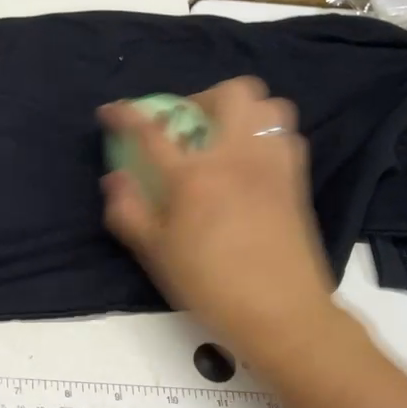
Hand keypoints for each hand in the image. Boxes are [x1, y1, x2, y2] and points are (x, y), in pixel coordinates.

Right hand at [99, 77, 346, 371]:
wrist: (282, 314)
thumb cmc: (210, 285)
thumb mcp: (155, 253)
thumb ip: (128, 210)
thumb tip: (114, 179)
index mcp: (194, 175)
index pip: (152, 130)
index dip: (126, 114)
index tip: (110, 112)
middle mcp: (237, 157)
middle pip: (232, 93)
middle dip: (200, 98)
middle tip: (183, 125)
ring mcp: (273, 165)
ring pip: (268, 106)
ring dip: (240, 111)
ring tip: (220, 138)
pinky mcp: (296, 181)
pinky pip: (285, 135)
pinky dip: (263, 134)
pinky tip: (246, 162)